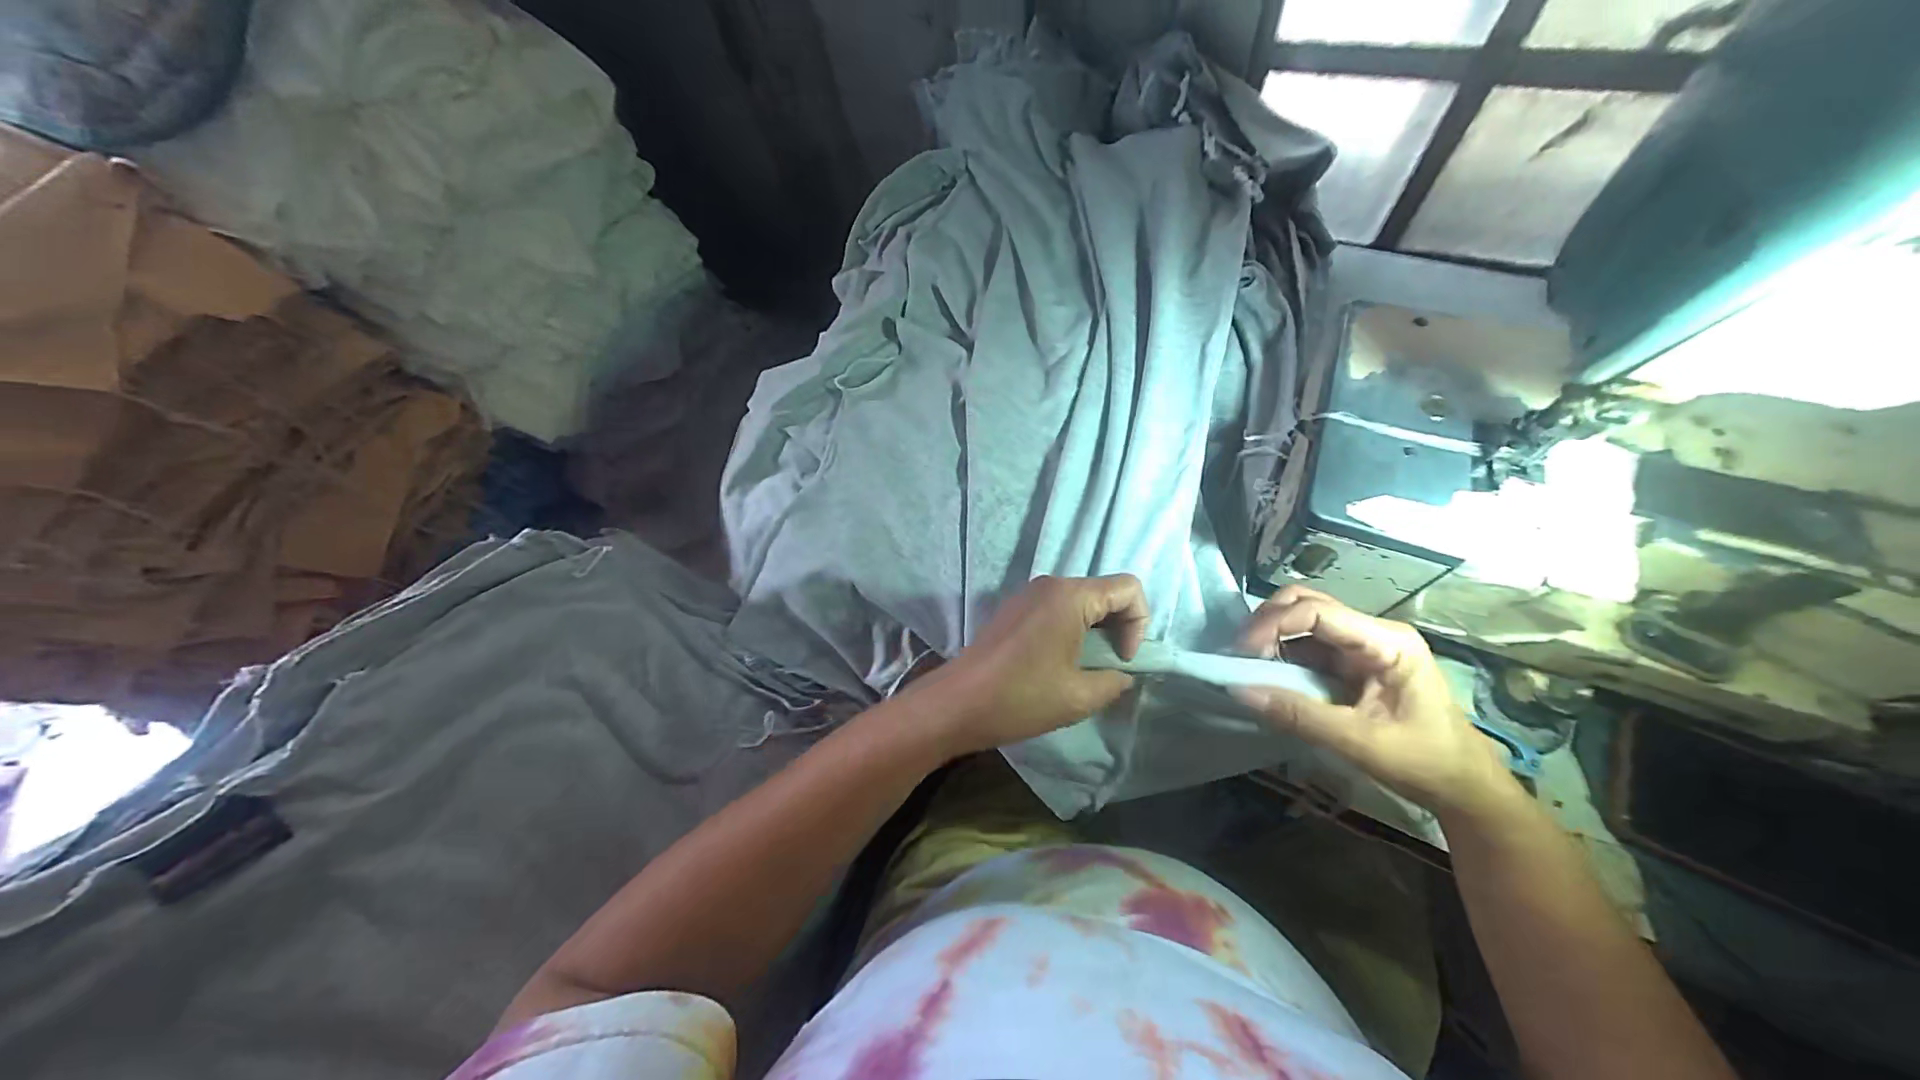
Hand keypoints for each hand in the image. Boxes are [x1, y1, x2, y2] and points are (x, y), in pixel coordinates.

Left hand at [912, 574, 1149, 756]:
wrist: (956, 703)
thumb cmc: (1020, 697)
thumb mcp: (1079, 697)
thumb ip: (1113, 681)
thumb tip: (1121, 675)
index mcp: (1070, 597)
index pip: (1128, 589)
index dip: (1138, 623)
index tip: (1122, 661)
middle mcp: (1049, 585)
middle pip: (1104, 592)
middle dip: (1118, 627)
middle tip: (1109, 667)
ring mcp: (1027, 595)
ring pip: (1080, 601)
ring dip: (1093, 631)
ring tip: (1085, 669)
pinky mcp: (1012, 610)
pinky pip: (1055, 609)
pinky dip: (1070, 630)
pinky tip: (1058, 664)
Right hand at [1233, 585, 1522, 823]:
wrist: (1463, 787)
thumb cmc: (1423, 761)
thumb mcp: (1359, 742)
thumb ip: (1298, 714)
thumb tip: (1239, 691)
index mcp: (1386, 641)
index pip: (1317, 611)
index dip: (1273, 625)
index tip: (1241, 653)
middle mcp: (1372, 633)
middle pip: (1307, 603)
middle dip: (1267, 622)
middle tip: (1240, 654)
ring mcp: (1361, 646)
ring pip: (1303, 620)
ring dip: (1271, 636)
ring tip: (1246, 664)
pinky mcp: (1350, 663)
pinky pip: (1307, 646)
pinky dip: (1280, 654)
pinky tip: (1264, 672)